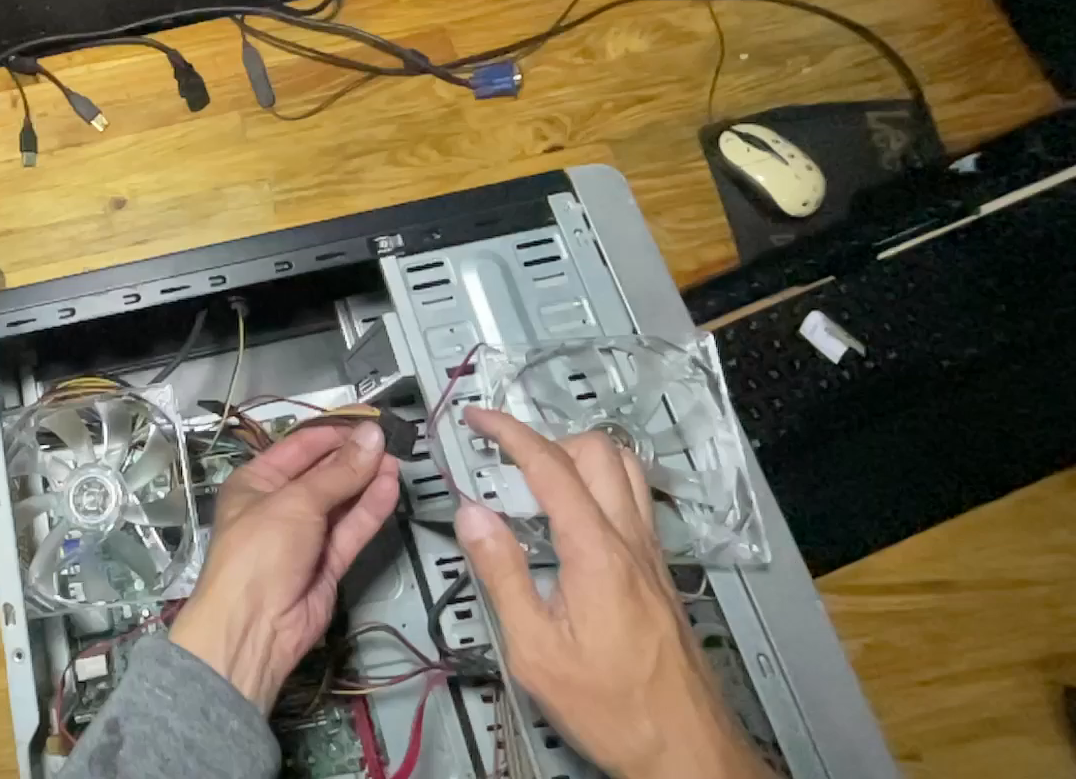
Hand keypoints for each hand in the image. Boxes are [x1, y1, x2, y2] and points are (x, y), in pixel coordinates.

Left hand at [170, 422, 399, 711]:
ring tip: (397, 460)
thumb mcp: (296, 502)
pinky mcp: (327, 562)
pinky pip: (351, 528)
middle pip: (322, 473)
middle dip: (354, 457)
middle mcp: (279, 504)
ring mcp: (305, 534)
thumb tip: (372, 436)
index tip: (367, 422)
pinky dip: (370, 509)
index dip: (333, 434)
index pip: (299, 447)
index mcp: (256, 481)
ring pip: (341, 501)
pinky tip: (390, 487)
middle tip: (391, 441)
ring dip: (367, 481)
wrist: (255, 626)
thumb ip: (339, 472)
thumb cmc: (259, 551)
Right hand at [453, 406, 772, 778]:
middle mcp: (630, 541)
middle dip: (545, 438)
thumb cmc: (609, 706)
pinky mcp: (659, 572)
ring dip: (578, 455)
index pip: (551, 466)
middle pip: (598, 451)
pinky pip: (632, 500)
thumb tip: (471, 513)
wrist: (691, 755)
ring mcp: (651, 554)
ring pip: (626, 469)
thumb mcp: (535, 649)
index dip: (509, 431)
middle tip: (505, 457)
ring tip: (536, 475)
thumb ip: (501, 573)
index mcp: (596, 552)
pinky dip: (597, 482)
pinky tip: (569, 514)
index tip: (477, 416)